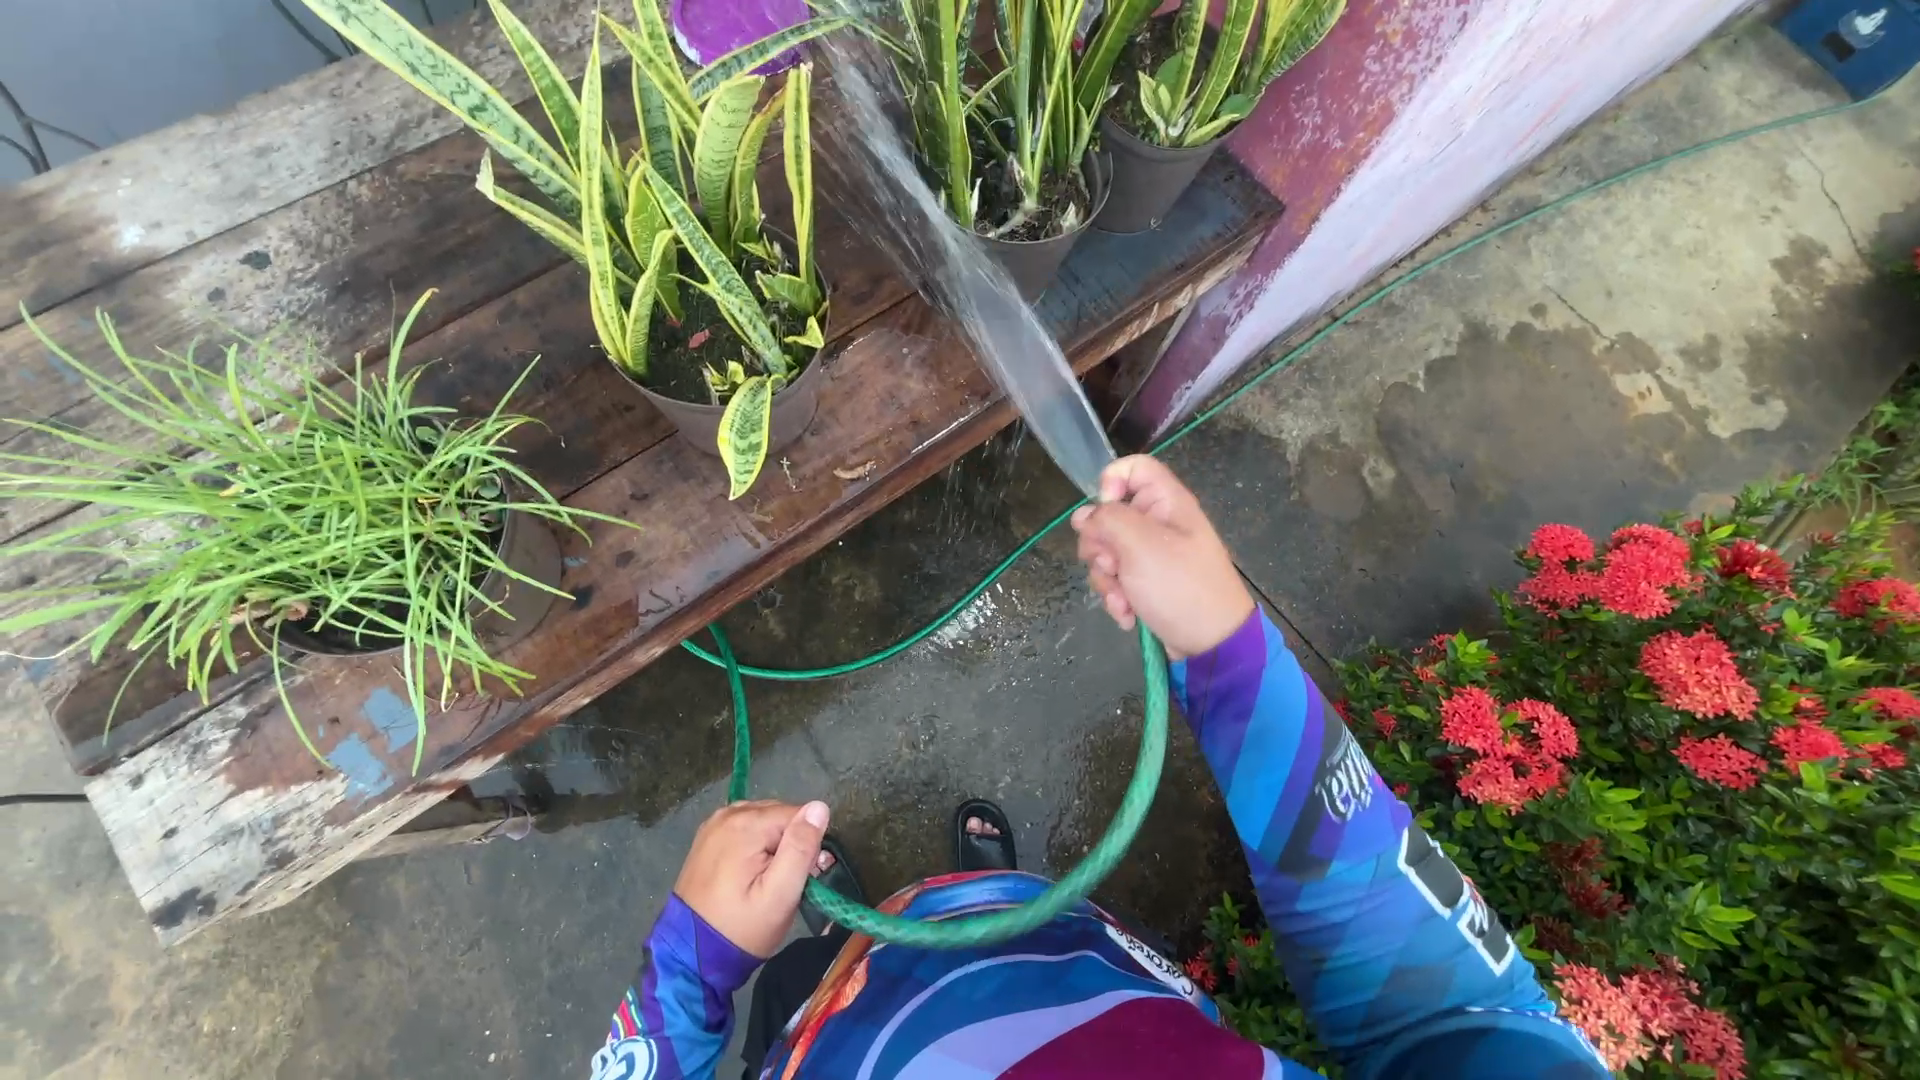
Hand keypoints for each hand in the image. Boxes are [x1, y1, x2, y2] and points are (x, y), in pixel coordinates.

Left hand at [673, 799, 829, 957]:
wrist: (691, 954)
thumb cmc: (741, 927)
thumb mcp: (781, 895)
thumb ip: (801, 848)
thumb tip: (819, 807)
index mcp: (747, 823)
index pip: (800, 816)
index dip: (807, 845)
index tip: (801, 877)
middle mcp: (729, 814)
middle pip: (781, 815)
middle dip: (791, 843)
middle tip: (784, 883)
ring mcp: (715, 824)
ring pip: (765, 820)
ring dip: (774, 844)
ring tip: (767, 879)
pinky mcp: (708, 836)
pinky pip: (746, 827)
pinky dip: (755, 844)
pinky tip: (750, 871)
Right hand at [1070, 456, 1253, 659]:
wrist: (1211, 644)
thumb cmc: (1181, 587)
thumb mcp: (1141, 546)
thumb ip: (1107, 520)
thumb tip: (1083, 516)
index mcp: (1166, 503)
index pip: (1132, 468)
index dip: (1110, 483)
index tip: (1103, 513)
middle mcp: (1158, 524)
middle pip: (1109, 516)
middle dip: (1101, 547)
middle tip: (1114, 566)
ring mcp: (1152, 555)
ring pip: (1107, 552)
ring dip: (1107, 579)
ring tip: (1124, 599)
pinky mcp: (1146, 583)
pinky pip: (1117, 580)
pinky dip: (1117, 597)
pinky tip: (1128, 614)